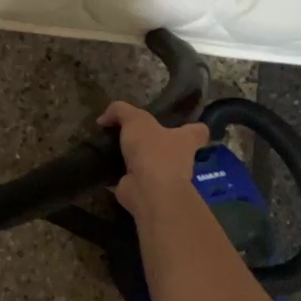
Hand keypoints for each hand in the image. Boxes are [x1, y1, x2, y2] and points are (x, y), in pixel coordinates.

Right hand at [98, 101, 208, 219]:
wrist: (148, 189)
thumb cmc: (152, 150)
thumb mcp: (135, 119)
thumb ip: (120, 111)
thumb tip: (104, 119)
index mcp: (184, 140)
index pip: (198, 131)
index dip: (192, 127)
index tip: (179, 124)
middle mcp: (178, 159)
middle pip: (171, 147)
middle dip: (155, 142)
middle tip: (132, 134)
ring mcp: (162, 176)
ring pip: (149, 162)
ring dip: (133, 157)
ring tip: (110, 146)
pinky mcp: (144, 188)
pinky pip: (129, 177)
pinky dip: (117, 172)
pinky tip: (102, 162)